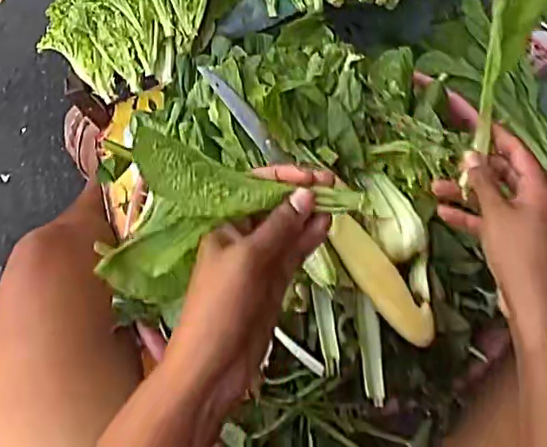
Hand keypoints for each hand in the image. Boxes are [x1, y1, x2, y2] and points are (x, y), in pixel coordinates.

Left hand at [157, 165, 332, 432]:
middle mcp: (244, 235)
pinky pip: (295, 251)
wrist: (210, 371)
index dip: (284, 177)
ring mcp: (261, 258)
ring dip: (311, 213)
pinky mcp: (275, 280)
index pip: (256, 185)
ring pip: (290, 227)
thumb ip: (279, 225)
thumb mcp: (248, 259)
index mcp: (227, 223)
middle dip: (303, 192)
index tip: (311, 176)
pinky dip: (310, 237)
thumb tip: (306, 193)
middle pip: (277, 204)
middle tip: (333, 184)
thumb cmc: (219, 307)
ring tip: (336, 202)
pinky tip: (327, 225)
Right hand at [430, 91, 546, 340]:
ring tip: (433, 186)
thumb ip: (482, 182)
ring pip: (492, 194)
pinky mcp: (513, 239)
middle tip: (445, 145)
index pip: (511, 144)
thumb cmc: (520, 256)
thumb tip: (470, 154)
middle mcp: (532, 196)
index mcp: (536, 184)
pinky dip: (470, 214)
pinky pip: (489, 218)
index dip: (488, 127)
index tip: (464, 111)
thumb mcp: (496, 215)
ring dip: (465, 190)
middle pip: (501, 168)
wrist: (536, 310)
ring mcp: (523, 219)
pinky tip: (443, 212)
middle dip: (472, 162)